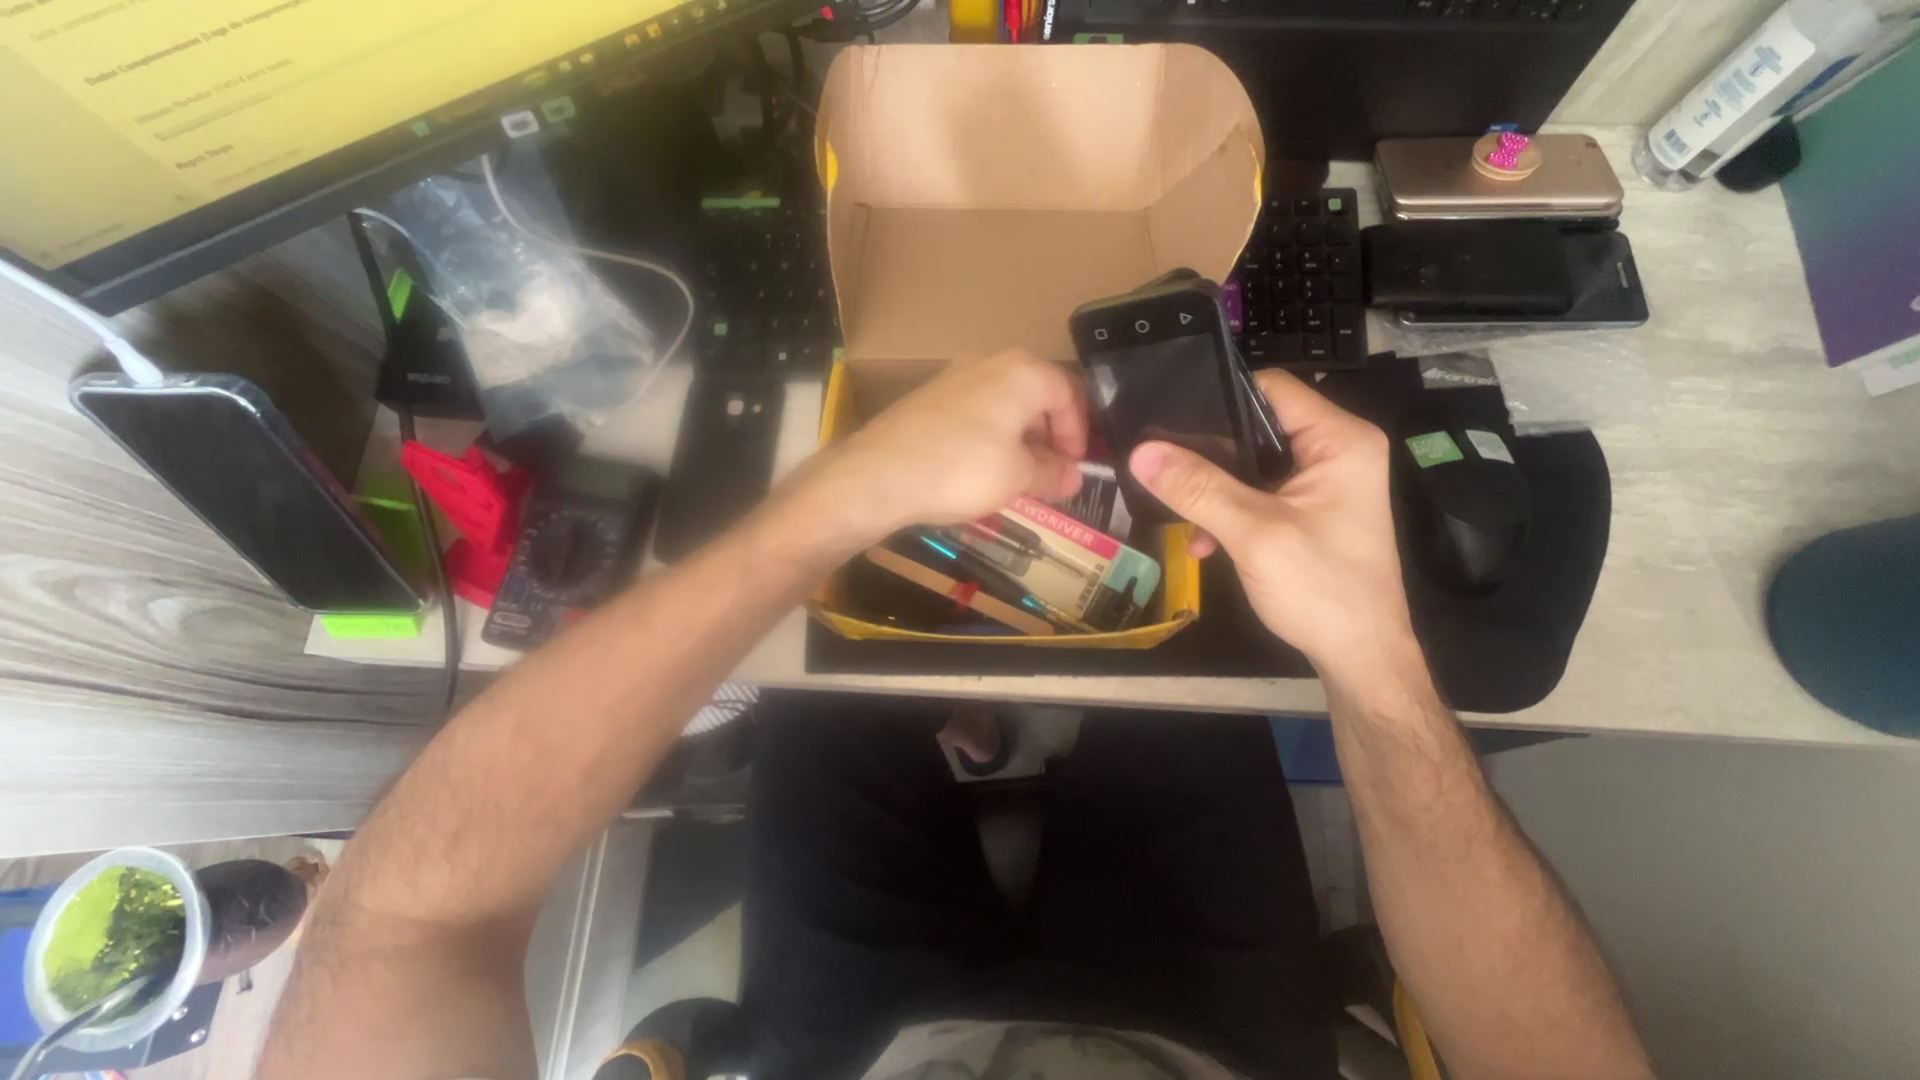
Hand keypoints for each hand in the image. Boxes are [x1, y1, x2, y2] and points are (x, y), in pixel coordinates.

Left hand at [796, 349, 1086, 547]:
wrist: (879, 474)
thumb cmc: (962, 469)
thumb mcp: (1017, 477)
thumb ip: (1052, 473)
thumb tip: (1075, 476)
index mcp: (1022, 372)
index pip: (1069, 394)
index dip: (1078, 433)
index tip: (1075, 466)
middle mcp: (990, 363)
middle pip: (1037, 395)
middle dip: (1049, 435)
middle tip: (1051, 472)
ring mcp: (955, 378)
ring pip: (1005, 405)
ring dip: (1020, 439)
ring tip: (1019, 476)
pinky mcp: (930, 398)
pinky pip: (976, 413)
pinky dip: (990, 438)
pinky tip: (982, 470)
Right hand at [1127, 369, 1412, 679]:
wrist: (1360, 658)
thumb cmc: (1322, 589)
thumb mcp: (1254, 535)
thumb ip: (1197, 488)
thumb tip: (1139, 451)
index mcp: (1339, 440)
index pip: (1271, 389)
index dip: (1217, 397)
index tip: (1164, 417)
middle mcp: (1335, 451)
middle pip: (1256, 427)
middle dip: (1205, 453)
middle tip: (1156, 464)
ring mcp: (1322, 483)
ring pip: (1250, 465)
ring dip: (1211, 490)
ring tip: (1174, 511)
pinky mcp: (1308, 512)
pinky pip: (1257, 495)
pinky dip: (1227, 513)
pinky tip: (1201, 542)